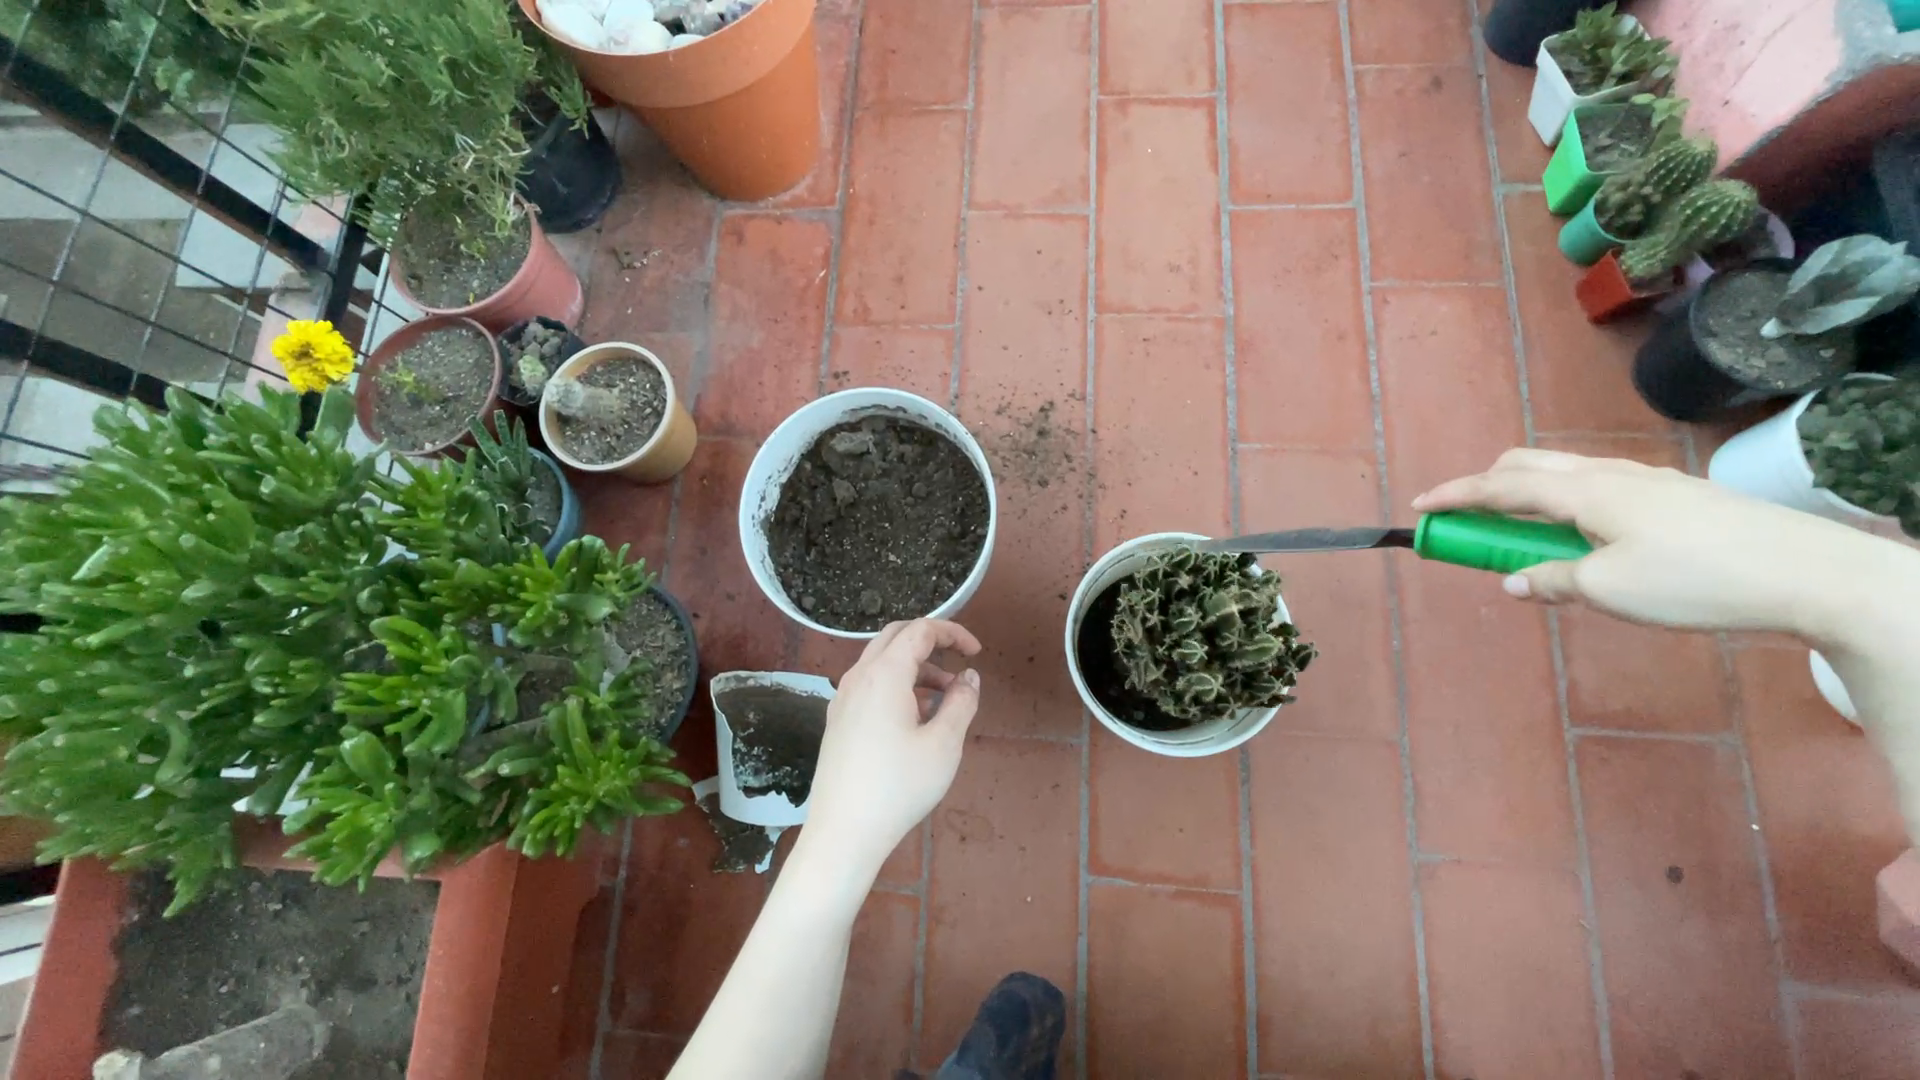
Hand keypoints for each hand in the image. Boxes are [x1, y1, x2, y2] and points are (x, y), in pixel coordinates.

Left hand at [800, 619, 982, 877]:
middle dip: (930, 641)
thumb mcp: (943, 744)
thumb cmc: (899, 786)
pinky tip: (915, 718)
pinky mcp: (838, 721)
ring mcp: (843, 699)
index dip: (952, 632)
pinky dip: (897, 685)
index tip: (976, 652)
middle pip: (895, 637)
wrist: (844, 832)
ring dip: (915, 667)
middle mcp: (858, 677)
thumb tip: (969, 677)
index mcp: (884, 674)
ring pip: (881, 662)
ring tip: (945, 699)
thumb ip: (961, 702)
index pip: (919, 630)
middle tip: (959, 661)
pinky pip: (870, 685)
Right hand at [1412, 448, 1917, 643]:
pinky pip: (1597, 488)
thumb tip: (1512, 582)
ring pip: (1565, 474)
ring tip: (1525, 538)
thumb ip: (1551, 580)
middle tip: (1471, 521)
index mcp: (1586, 492)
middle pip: (1529, 464)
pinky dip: (1565, 506)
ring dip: (1528, 497)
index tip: (1418, 507)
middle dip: (1487, 486)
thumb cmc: (1696, 580)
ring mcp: (1647, 481)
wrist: (1814, 574)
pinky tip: (1584, 540)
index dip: (1454, 495)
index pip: (1500, 485)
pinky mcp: (1674, 496)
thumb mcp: (1609, 589)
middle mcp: (1611, 475)